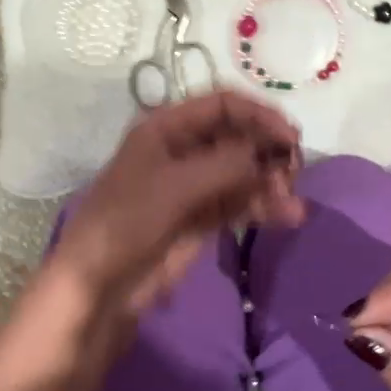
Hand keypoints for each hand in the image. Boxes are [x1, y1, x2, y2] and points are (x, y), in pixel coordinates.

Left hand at [55, 91, 304, 313]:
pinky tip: (288, 216)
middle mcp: (181, 150)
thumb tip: (267, 150)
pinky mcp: (200, 220)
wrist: (98, 286)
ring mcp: (192, 187)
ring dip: (270, 182)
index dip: (258, 114)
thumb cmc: (126, 221)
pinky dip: (263, 206)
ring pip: (242, 172)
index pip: (221, 105)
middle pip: (237, 136)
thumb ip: (226, 163)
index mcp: (165, 127)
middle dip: (267, 151)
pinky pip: (240, 203)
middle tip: (292, 174)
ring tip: (290, 204)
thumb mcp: (175, 186)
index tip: (290, 137)